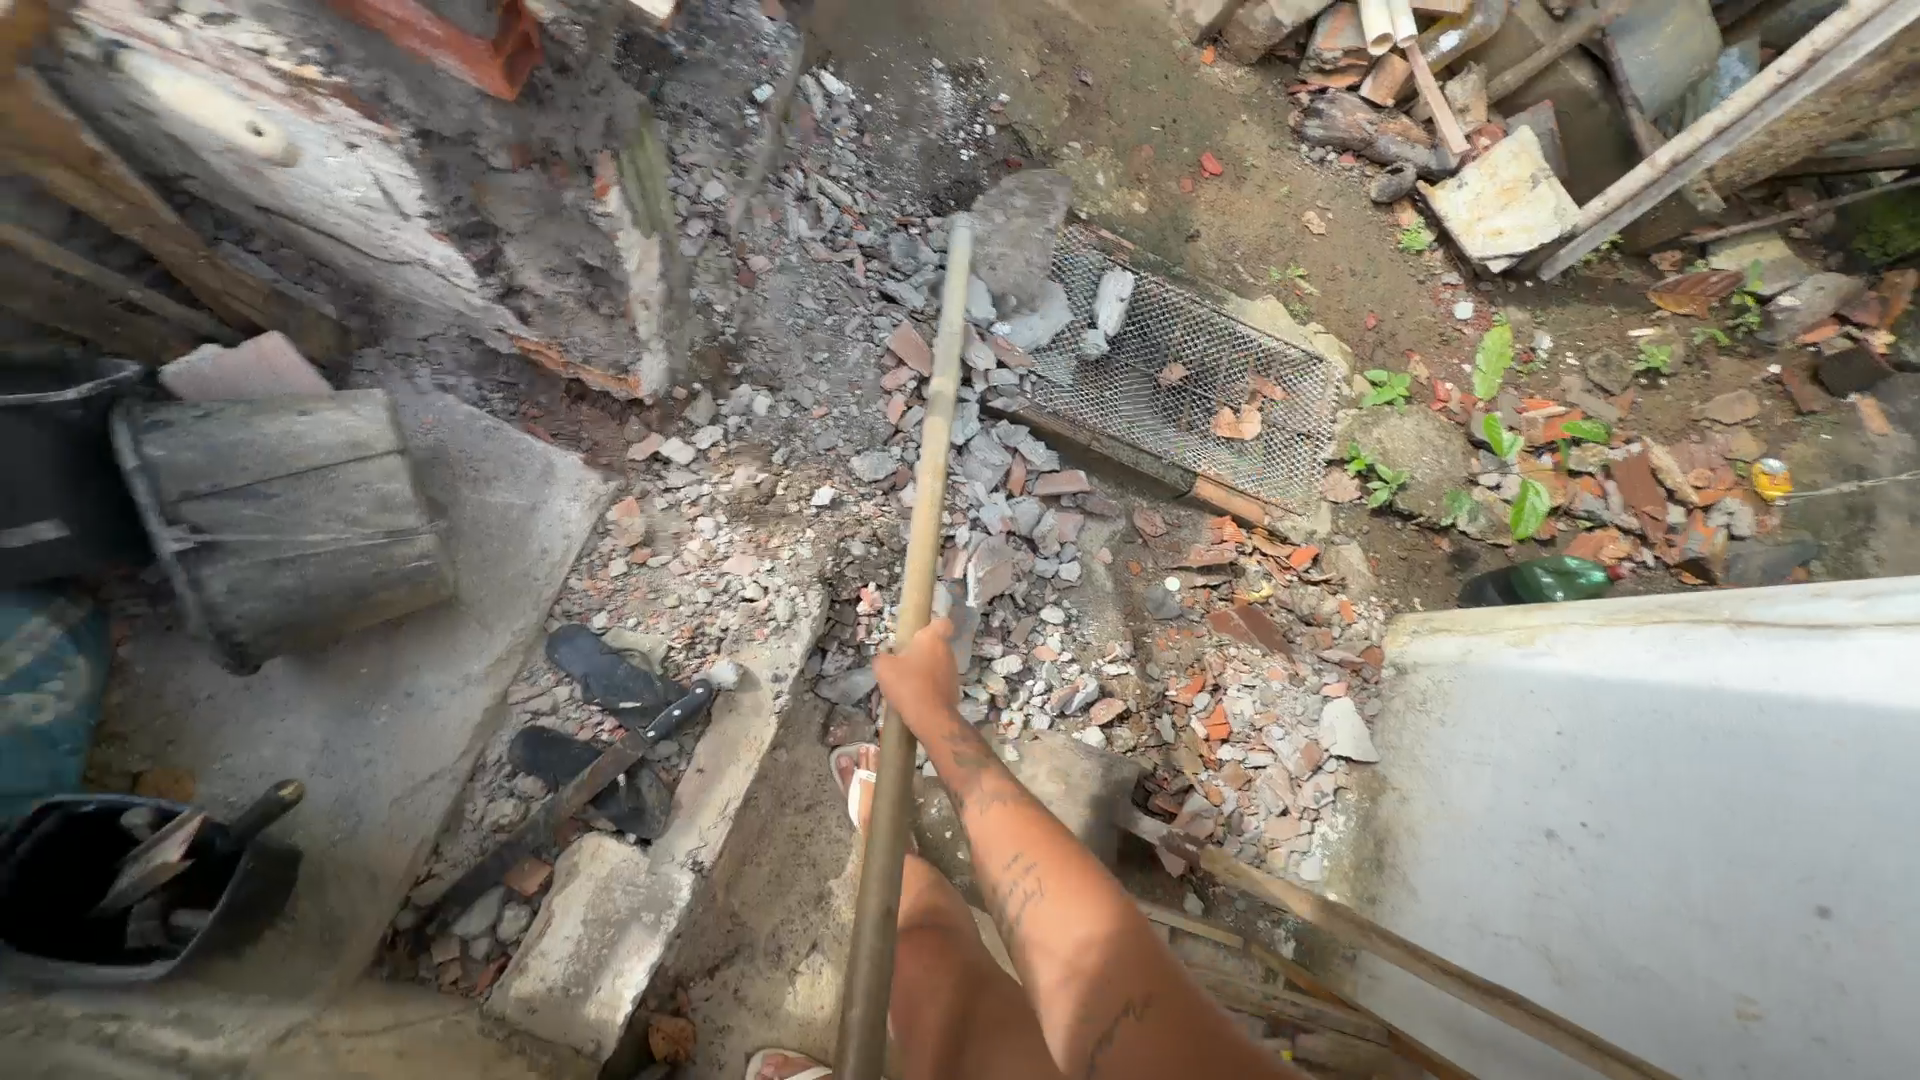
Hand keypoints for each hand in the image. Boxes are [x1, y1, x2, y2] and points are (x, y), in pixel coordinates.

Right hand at [873, 617, 960, 738]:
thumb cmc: (907, 683)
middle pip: (936, 645)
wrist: (930, 716)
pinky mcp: (955, 690)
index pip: (942, 622)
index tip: (920, 634)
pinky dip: (930, 687)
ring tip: (908, 683)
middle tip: (904, 663)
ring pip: (938, 664)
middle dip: (922, 652)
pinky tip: (916, 697)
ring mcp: (953, 671)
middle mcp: (947, 651)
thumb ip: (883, 657)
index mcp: (933, 638)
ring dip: (926, 670)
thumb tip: (885, 658)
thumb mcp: (883, 668)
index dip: (933, 626)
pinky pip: (940, 682)